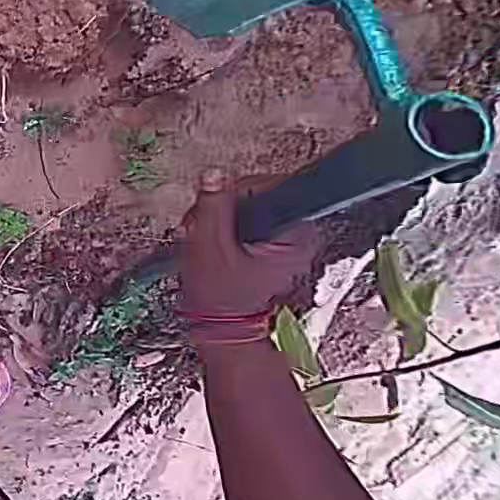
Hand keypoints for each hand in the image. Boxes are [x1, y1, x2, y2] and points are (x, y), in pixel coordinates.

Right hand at [181, 168, 319, 319]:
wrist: (220, 324)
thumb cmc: (218, 291)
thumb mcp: (208, 246)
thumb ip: (213, 208)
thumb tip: (213, 174)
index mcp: (296, 233)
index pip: (272, 187)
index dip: (238, 191)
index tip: (215, 208)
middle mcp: (300, 232)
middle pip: (260, 194)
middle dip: (222, 206)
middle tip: (199, 227)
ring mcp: (286, 238)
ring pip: (250, 205)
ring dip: (218, 216)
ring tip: (200, 236)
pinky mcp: (272, 243)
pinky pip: (248, 219)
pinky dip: (224, 225)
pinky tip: (209, 240)